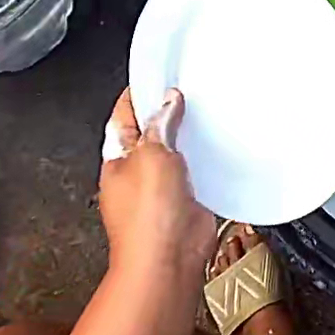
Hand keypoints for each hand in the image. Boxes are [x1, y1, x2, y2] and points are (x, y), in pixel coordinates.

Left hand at [100, 87, 215, 277]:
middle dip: (167, 113)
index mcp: (117, 159)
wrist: (168, 257)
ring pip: (175, 151)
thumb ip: (160, 125)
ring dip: (188, 136)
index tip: (155, 77)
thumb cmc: (147, 216)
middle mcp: (137, 171)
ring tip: (204, 114)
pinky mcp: (186, 197)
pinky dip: (205, 157)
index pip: (125, 116)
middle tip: (186, 92)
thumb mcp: (150, 155)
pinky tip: (217, 148)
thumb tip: (167, 102)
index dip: (139, 95)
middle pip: (152, 132)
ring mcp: (162, 186)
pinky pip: (196, 169)